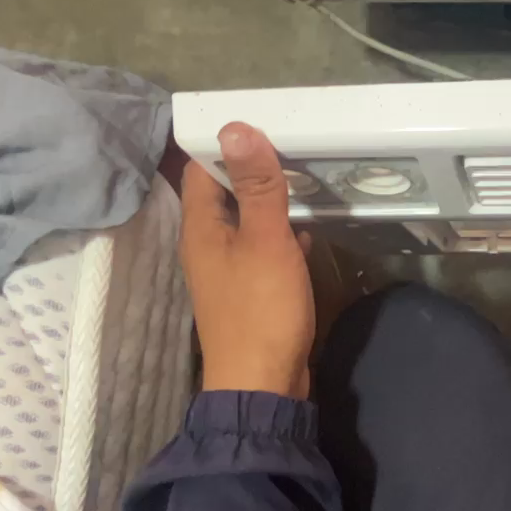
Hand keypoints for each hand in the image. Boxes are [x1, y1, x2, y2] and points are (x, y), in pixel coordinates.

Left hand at [180, 123, 314, 398]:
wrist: (263, 384)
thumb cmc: (261, 311)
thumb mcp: (265, 242)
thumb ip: (256, 187)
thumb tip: (235, 127)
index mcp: (201, 229)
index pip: (200, 169)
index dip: (225, 144)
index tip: (263, 125)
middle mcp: (208, 246)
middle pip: (225, 194)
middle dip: (254, 170)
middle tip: (294, 147)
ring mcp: (230, 271)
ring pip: (247, 223)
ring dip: (271, 204)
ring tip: (306, 179)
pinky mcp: (252, 292)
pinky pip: (264, 251)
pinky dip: (283, 236)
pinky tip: (310, 231)